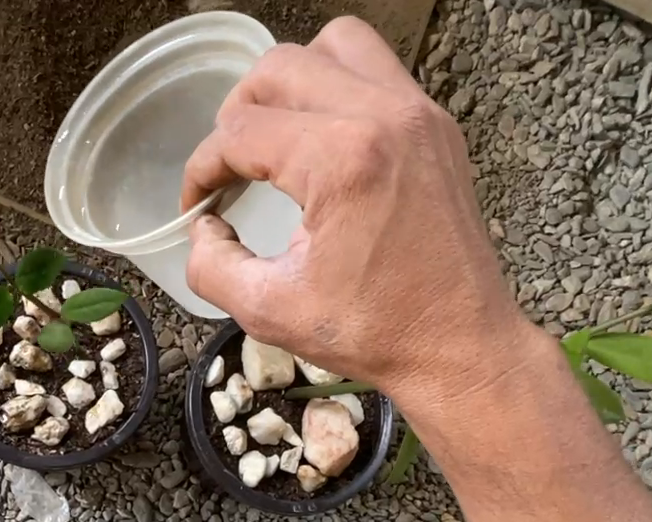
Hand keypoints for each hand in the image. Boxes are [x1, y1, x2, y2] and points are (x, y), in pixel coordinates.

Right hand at [180, 19, 540, 410]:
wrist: (456, 344)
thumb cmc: (369, 331)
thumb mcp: (266, 311)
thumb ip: (212, 266)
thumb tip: (203, 229)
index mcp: (341, 160)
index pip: (241, 132)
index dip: (201, 170)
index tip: (195, 208)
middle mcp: (382, 116)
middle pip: (279, 69)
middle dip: (234, 117)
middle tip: (225, 172)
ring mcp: (417, 113)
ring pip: (333, 47)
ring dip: (288, 85)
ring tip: (271, 142)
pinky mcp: (435, 126)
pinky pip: (374, 71)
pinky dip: (332, 92)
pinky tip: (317, 148)